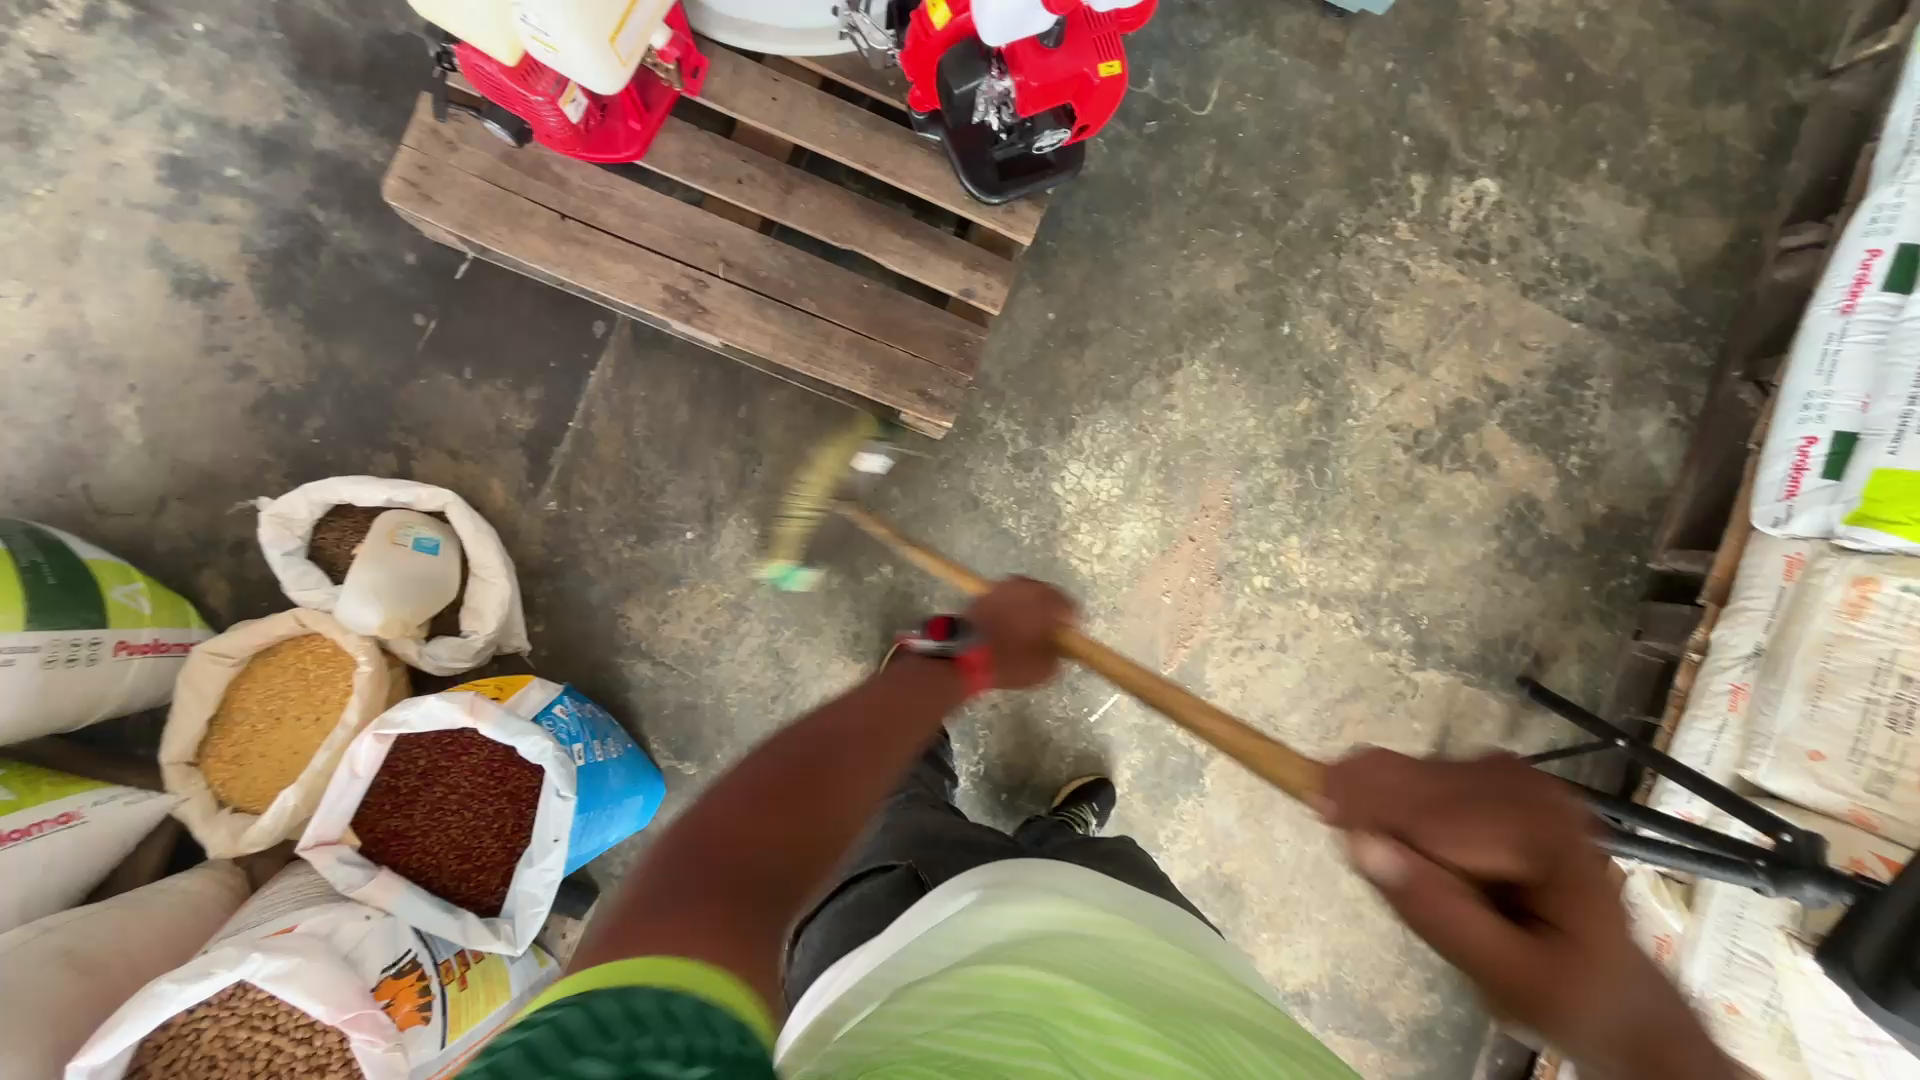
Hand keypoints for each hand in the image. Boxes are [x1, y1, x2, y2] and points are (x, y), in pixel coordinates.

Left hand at [964, 577, 1076, 689]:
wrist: (963, 653)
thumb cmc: (1010, 660)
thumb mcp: (1045, 668)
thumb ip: (1059, 654)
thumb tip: (1059, 649)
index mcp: (1048, 600)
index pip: (1071, 607)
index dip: (1071, 625)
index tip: (1067, 640)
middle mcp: (1028, 585)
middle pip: (1048, 596)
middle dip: (1050, 613)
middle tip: (1048, 634)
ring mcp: (1004, 585)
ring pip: (1025, 595)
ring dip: (1029, 609)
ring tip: (1025, 631)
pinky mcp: (985, 592)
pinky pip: (1006, 599)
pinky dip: (1010, 610)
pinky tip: (1006, 627)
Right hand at [1322, 748, 1737, 1079]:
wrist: (1613, 992)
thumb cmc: (1566, 993)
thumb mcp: (1507, 977)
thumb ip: (1439, 913)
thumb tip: (1362, 845)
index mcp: (1549, 834)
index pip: (1438, 808)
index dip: (1373, 808)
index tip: (1317, 807)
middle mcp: (1532, 790)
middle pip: (1420, 780)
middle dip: (1372, 805)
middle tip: (1326, 817)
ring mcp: (1512, 780)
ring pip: (1412, 772)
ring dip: (1380, 807)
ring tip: (1382, 854)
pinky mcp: (1490, 780)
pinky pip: (1416, 775)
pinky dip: (1391, 802)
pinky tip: (1402, 840)